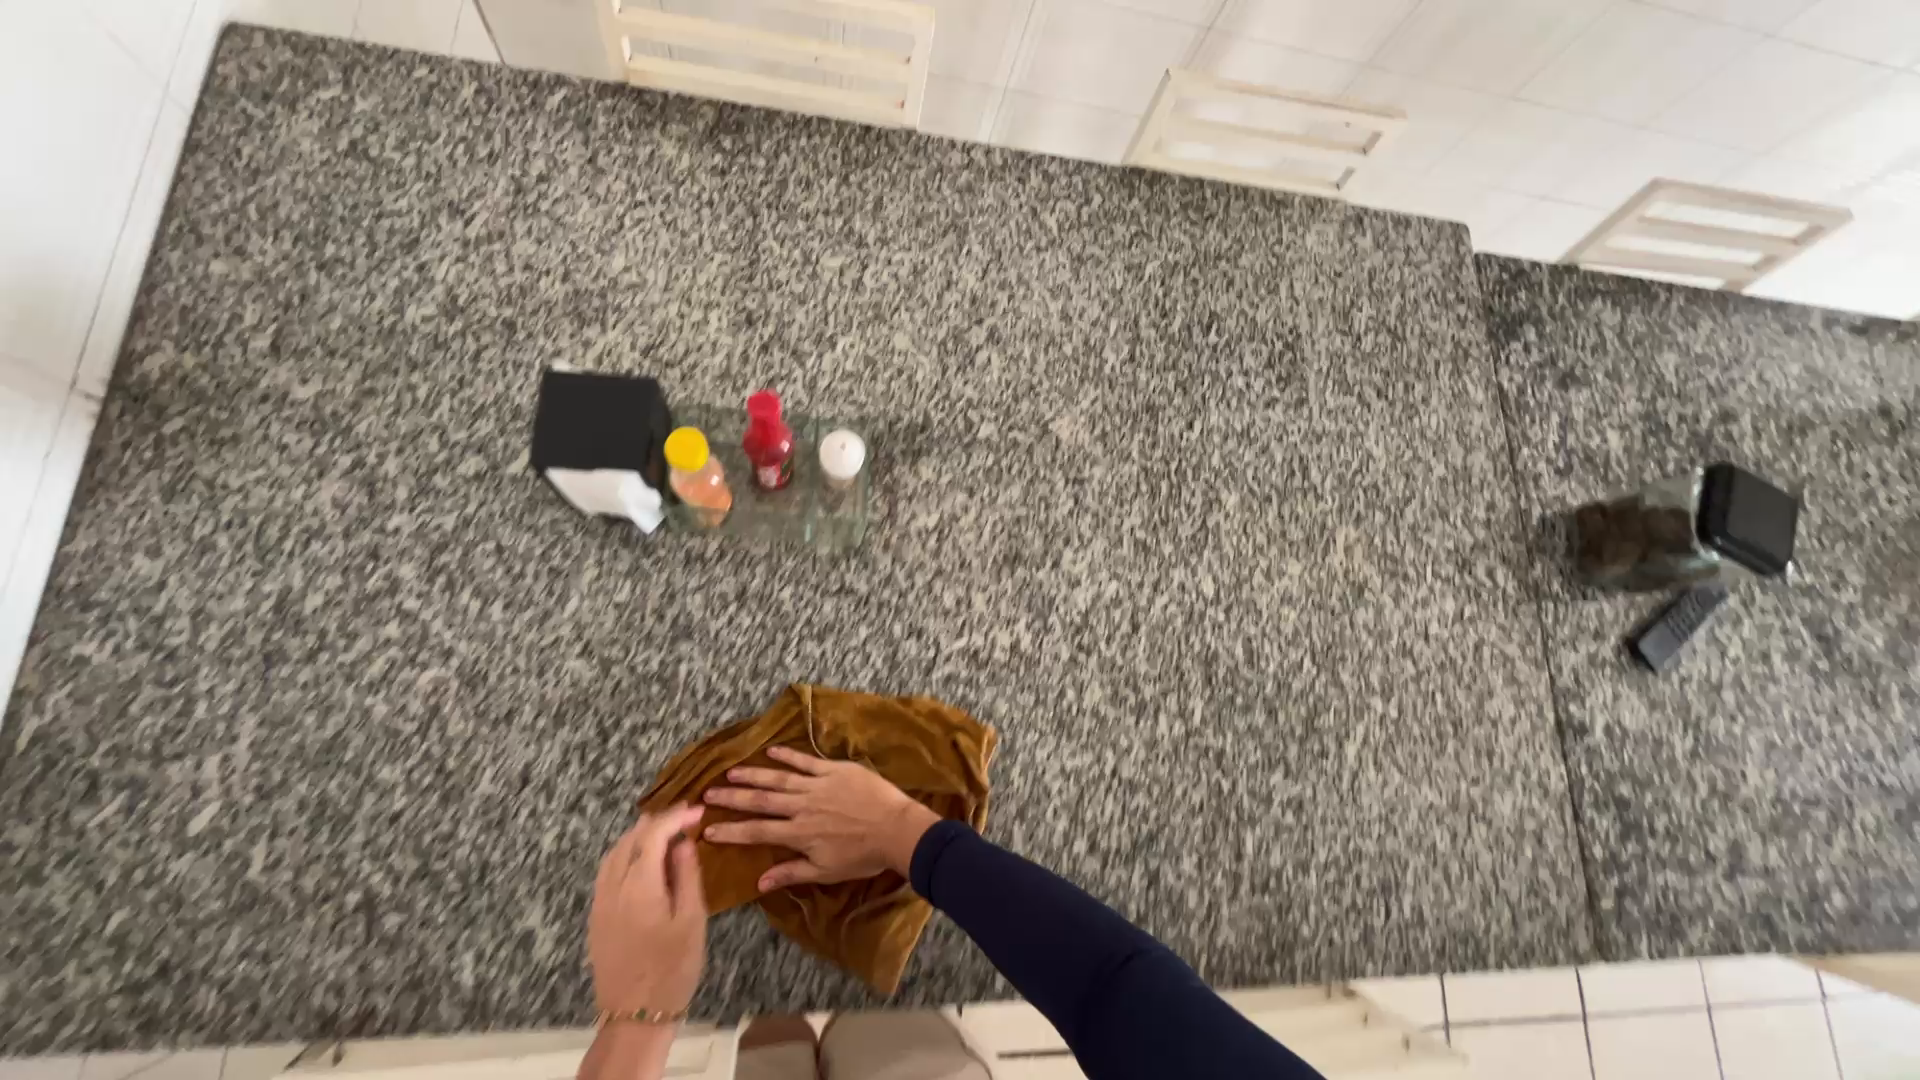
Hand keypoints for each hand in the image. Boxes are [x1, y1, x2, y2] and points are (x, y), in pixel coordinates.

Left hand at [588, 805, 707, 1015]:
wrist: (635, 1015)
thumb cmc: (672, 967)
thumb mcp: (692, 919)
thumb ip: (686, 875)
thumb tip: (683, 842)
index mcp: (639, 884)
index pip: (654, 834)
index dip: (676, 817)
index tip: (699, 810)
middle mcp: (613, 887)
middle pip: (630, 838)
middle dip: (657, 822)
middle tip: (686, 818)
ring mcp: (600, 902)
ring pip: (615, 852)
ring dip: (640, 836)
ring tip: (666, 832)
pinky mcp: (596, 916)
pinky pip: (608, 870)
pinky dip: (627, 853)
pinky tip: (644, 860)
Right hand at [702, 746, 941, 892]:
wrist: (896, 828)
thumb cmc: (863, 855)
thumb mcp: (826, 871)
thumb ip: (792, 873)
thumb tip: (759, 882)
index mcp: (799, 833)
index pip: (757, 831)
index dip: (731, 831)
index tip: (707, 830)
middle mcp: (802, 807)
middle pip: (761, 801)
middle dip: (732, 798)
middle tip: (707, 793)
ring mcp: (818, 785)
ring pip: (778, 778)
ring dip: (753, 775)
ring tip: (731, 772)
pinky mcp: (834, 769)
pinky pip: (806, 761)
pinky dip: (788, 755)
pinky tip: (772, 750)